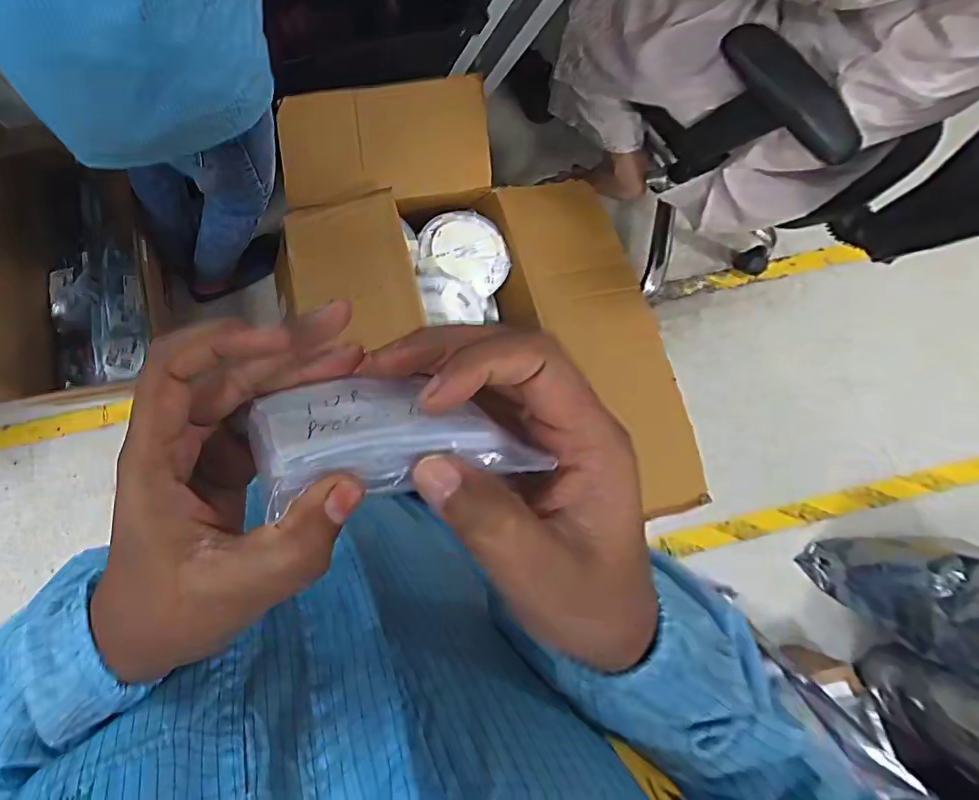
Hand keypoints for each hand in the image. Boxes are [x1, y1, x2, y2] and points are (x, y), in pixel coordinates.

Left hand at [90, 304, 368, 683]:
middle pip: (221, 371)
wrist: (141, 640)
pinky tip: (331, 399)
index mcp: (153, 455)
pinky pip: (257, 420)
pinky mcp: (220, 461)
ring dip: (293, 370)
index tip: (279, 342)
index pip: (170, 371)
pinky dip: (293, 407)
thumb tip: (351, 483)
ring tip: (349, 354)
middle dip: (280, 346)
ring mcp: (197, 447)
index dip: (218, 343)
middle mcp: (173, 437)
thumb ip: (297, 542)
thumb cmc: (170, 612)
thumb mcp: (237, 587)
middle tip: (340, 325)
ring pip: (243, 389)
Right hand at [361, 326, 658, 672]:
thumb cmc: (585, 605)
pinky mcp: (508, 436)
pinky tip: (391, 398)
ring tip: (375, 373)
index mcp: (589, 435)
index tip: (428, 400)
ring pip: (481, 362)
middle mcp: (562, 414)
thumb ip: (488, 521)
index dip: (478, 363)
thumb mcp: (539, 575)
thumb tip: (427, 464)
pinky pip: (466, 393)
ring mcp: (534, 422)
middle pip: (503, 347)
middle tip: (377, 366)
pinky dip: (425, 386)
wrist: (603, 631)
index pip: (537, 360)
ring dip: (426, 360)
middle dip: (439, 349)